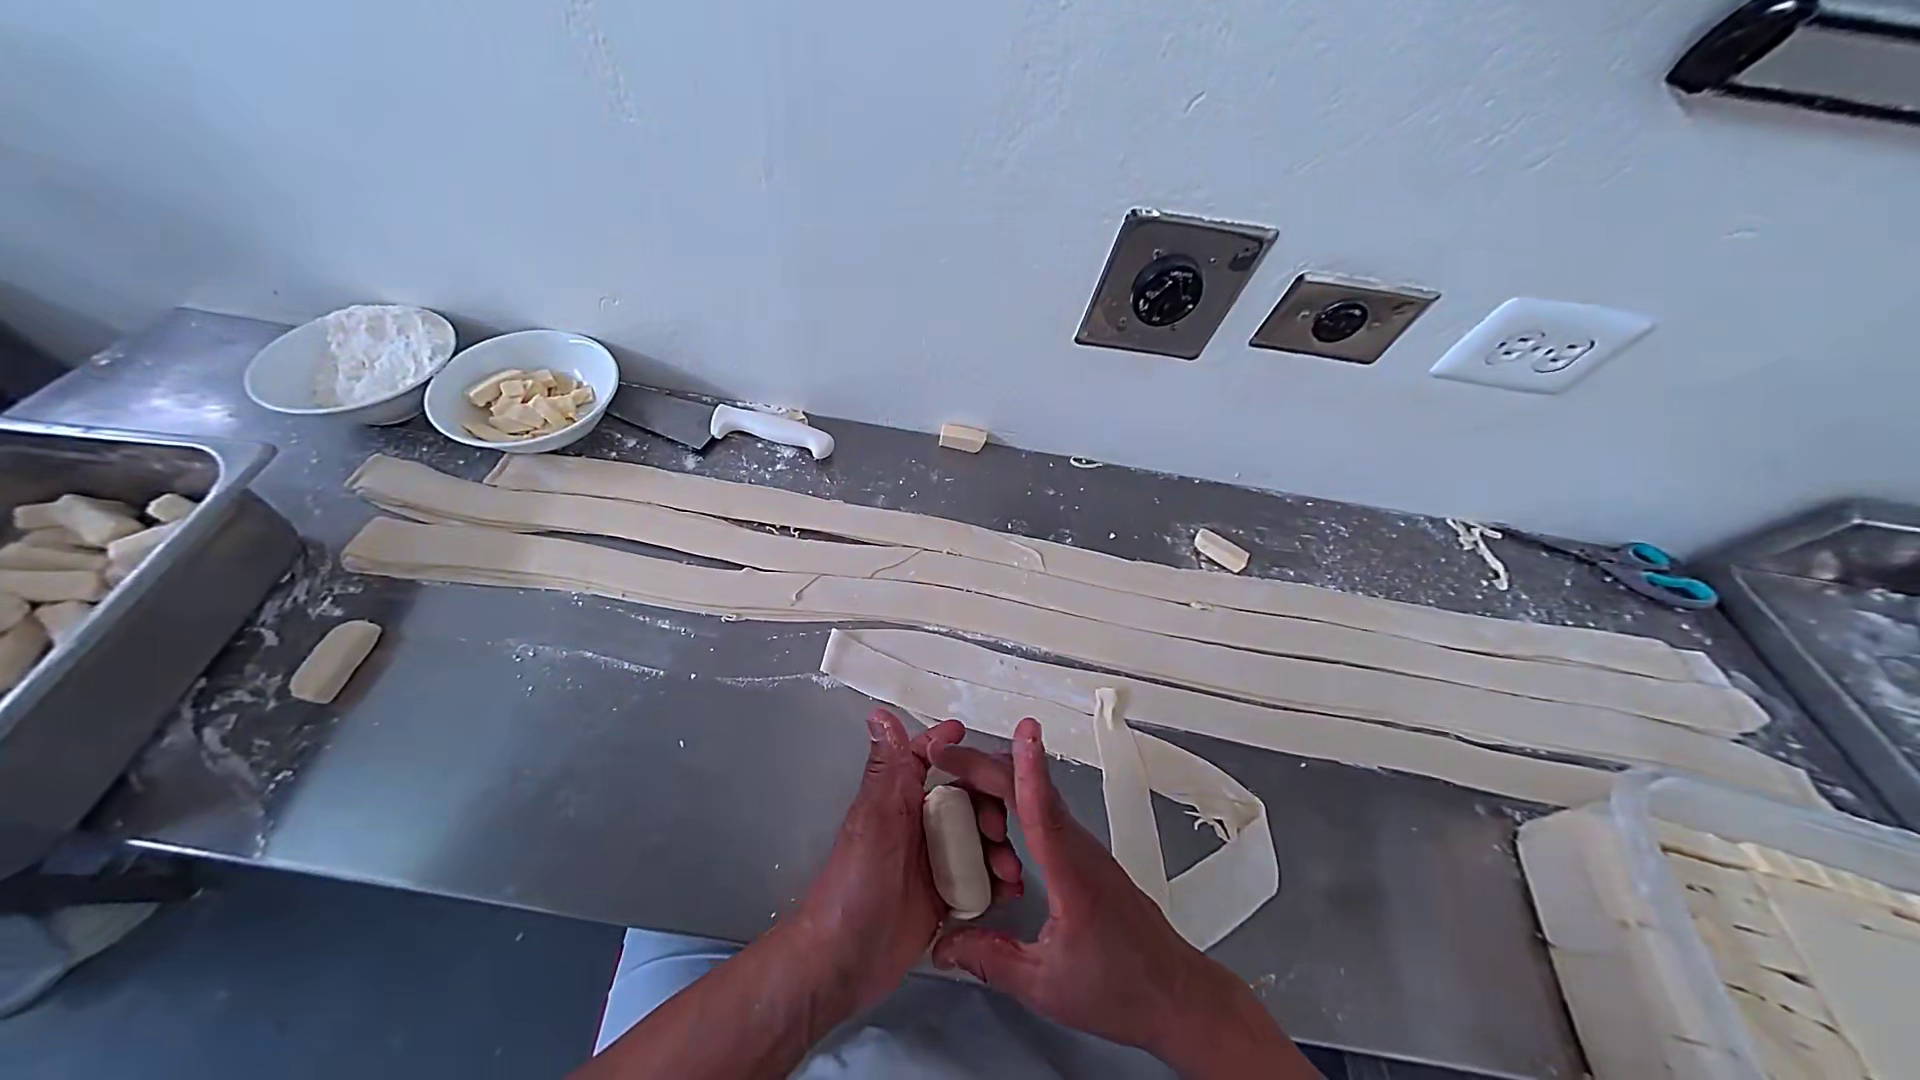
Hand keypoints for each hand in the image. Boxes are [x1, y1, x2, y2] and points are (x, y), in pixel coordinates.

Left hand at [789, 709, 1024, 1012]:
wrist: (842, 964)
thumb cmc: (852, 887)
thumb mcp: (874, 822)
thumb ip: (886, 770)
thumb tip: (879, 714)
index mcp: (898, 800)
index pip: (925, 758)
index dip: (951, 747)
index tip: (979, 743)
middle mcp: (917, 825)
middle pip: (965, 797)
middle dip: (992, 805)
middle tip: (1001, 827)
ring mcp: (932, 861)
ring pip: (978, 839)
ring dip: (999, 847)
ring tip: (1008, 869)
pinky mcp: (944, 895)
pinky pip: (979, 877)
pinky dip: (996, 880)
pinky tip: (1007, 890)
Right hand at [929, 718, 1314, 1077]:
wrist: (1174, 994)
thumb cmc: (1125, 988)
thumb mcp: (1044, 984)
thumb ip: (989, 958)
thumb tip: (947, 945)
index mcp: (1072, 875)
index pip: (1045, 809)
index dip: (1030, 767)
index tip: (1023, 732)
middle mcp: (1078, 850)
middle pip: (1028, 789)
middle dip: (984, 769)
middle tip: (946, 761)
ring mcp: (1081, 849)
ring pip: (1034, 799)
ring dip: (994, 796)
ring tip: (973, 829)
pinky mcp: (1081, 855)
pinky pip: (1041, 816)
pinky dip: (1012, 814)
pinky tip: (1000, 850)